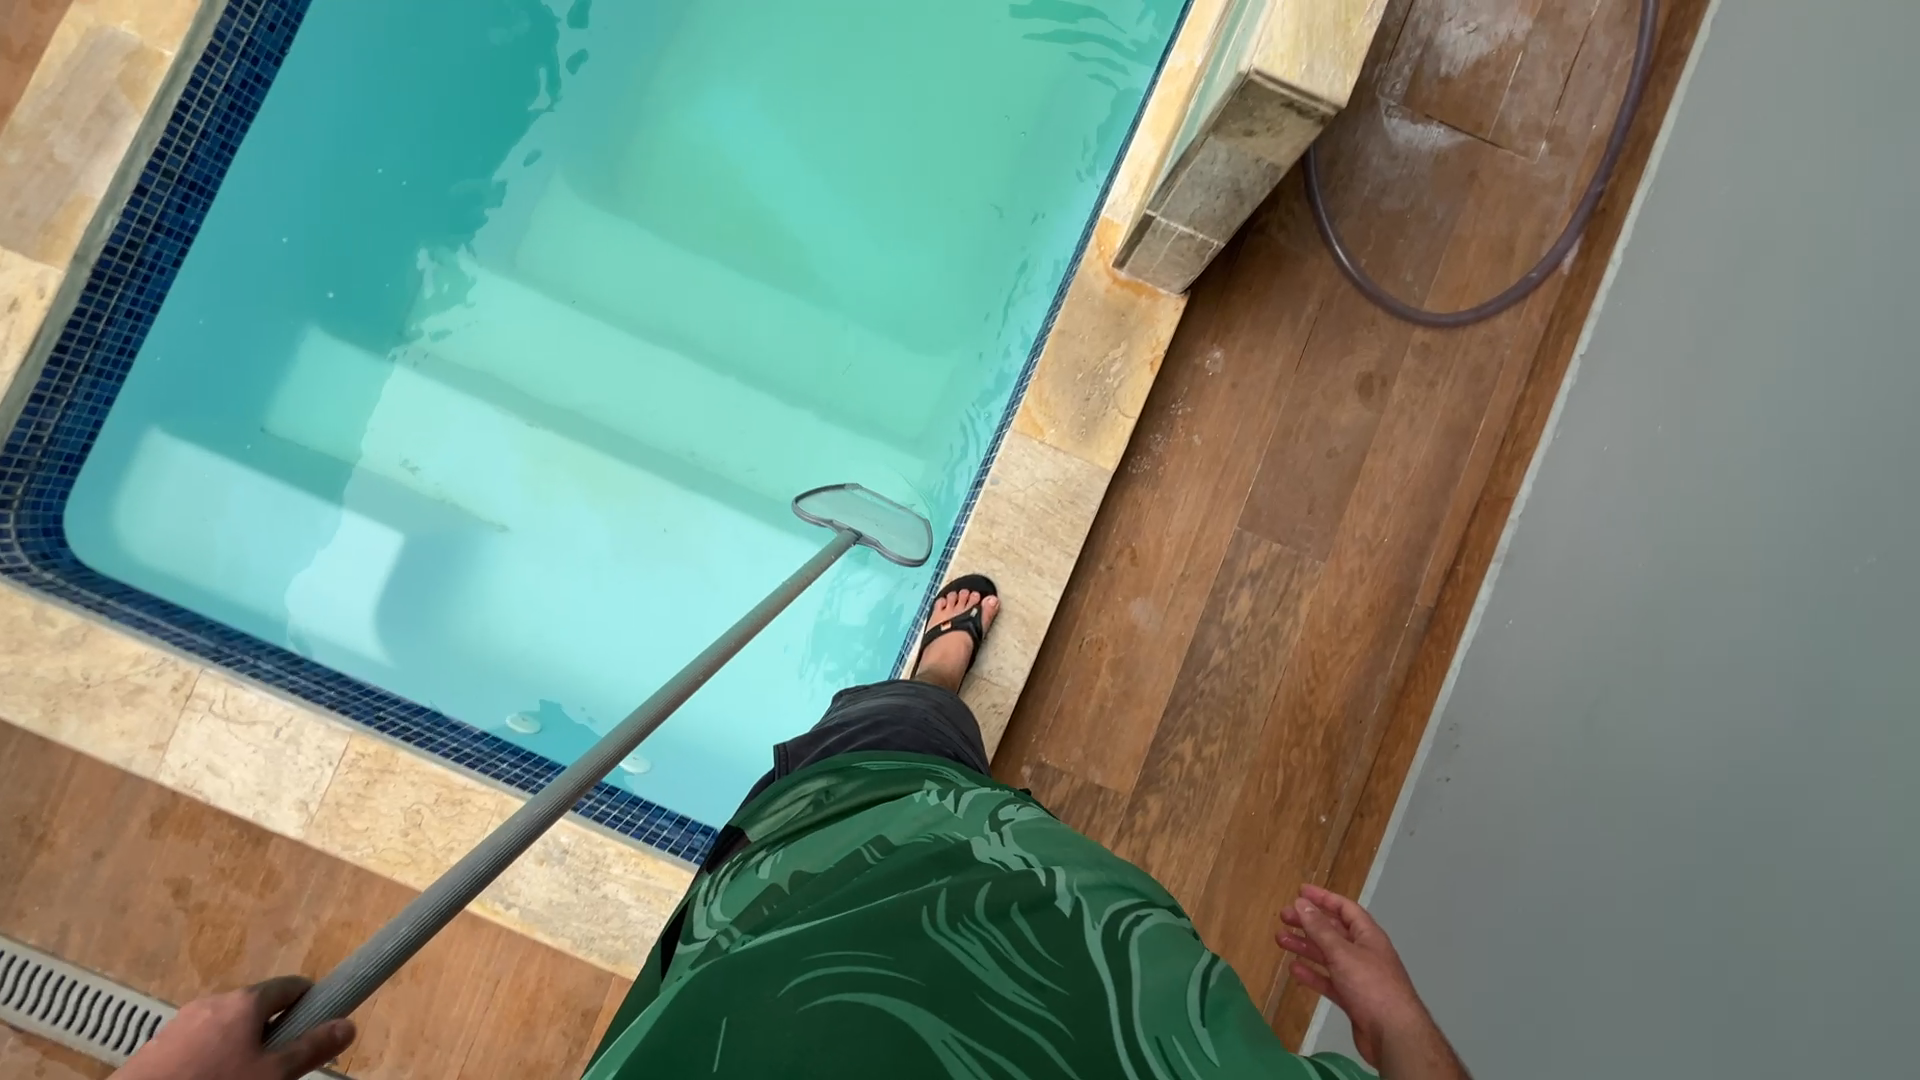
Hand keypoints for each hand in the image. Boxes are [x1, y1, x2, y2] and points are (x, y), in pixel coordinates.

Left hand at [115, 976, 355, 1079]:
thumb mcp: (270, 1076)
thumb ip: (311, 1048)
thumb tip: (349, 1024)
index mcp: (246, 1000)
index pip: (292, 986)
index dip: (309, 1004)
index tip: (312, 1030)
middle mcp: (212, 1003)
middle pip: (256, 1009)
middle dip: (269, 1032)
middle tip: (273, 1065)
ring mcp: (175, 1028)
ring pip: (222, 1030)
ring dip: (234, 1049)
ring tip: (236, 1079)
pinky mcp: (147, 1054)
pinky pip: (191, 1049)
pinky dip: (203, 1063)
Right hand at [1276, 884, 1465, 1078]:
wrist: (1395, 1036)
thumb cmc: (1371, 985)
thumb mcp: (1342, 952)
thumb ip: (1320, 928)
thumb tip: (1302, 903)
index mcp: (1368, 936)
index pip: (1345, 909)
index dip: (1324, 898)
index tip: (1300, 892)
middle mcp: (1364, 953)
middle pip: (1333, 931)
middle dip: (1308, 923)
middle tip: (1284, 917)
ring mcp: (1359, 977)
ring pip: (1328, 956)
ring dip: (1305, 947)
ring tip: (1280, 940)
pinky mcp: (1353, 999)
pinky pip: (1329, 980)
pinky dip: (1313, 974)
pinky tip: (1294, 970)